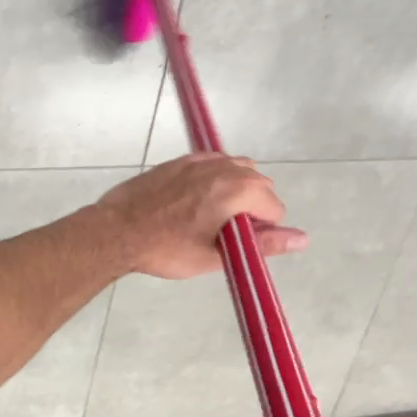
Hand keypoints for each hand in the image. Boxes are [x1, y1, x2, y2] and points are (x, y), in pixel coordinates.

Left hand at [92, 152, 305, 278]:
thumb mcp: (215, 256)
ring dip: (231, 191)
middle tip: (218, 233)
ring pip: (235, 170)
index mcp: (238, 190)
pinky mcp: (176, 161)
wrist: (113, 232)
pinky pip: (209, 164)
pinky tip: (190, 201)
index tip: (231, 242)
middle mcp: (223, 167)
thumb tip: (303, 239)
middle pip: (258, 185)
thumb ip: (262, 245)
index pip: (273, 208)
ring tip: (205, 218)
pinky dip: (210, 180)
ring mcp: (198, 161)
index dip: (258, 229)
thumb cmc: (163, 249)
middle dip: (248, 208)